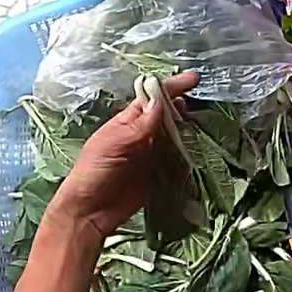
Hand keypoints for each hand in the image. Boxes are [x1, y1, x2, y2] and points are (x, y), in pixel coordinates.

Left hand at [47, 71, 200, 241]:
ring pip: (175, 135)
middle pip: (168, 115)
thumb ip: (138, 126)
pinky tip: (198, 153)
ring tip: (202, 128)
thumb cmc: (94, 172)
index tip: (193, 79)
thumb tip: (160, 101)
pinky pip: (177, 159)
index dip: (172, 87)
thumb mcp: (113, 144)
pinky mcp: (158, 174)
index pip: (152, 97)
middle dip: (183, 108)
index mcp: (128, 121)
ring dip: (188, 131)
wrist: (90, 211)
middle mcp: (142, 134)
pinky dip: (188, 155)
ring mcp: (151, 154)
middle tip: (199, 110)